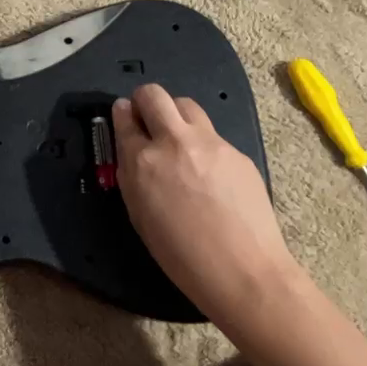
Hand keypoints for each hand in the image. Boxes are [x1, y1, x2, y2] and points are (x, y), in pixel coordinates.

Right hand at [113, 84, 299, 321]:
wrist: (243, 271)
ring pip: (186, 105)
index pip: (125, 117)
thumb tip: (130, 143)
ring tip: (178, 141)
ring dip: (175, 114)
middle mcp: (174, 141)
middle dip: (146, 100)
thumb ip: (130, 172)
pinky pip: (212, 134)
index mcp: (143, 160)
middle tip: (148, 121)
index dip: (122, 115)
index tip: (125, 118)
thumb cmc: (180, 254)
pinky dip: (202, 143)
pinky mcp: (237, 152)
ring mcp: (210, 143)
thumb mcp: (138, 213)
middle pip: (154, 94)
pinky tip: (209, 174)